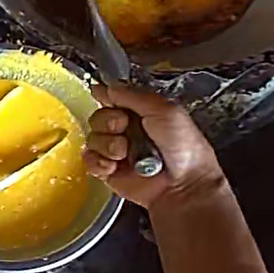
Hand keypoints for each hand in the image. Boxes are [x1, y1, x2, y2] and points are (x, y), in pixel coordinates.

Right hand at [84, 83, 225, 210]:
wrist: (184, 186)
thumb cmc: (183, 147)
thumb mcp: (164, 110)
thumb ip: (133, 96)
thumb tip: (107, 86)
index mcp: (140, 112)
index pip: (113, 97)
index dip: (105, 95)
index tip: (100, 94)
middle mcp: (126, 130)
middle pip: (98, 117)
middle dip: (107, 121)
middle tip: (122, 128)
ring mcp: (116, 151)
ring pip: (92, 138)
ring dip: (107, 145)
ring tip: (124, 154)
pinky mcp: (108, 171)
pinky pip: (89, 160)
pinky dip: (98, 162)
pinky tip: (113, 166)